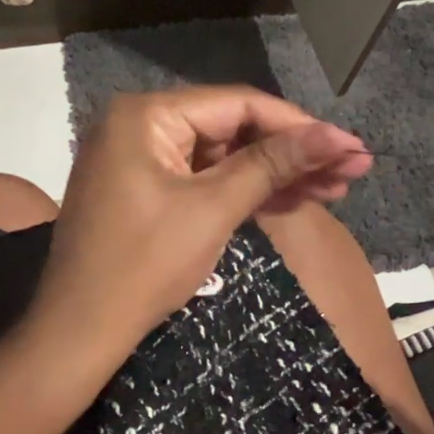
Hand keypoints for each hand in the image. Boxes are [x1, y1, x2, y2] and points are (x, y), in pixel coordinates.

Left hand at [28, 86, 371, 359]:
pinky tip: (291, 201)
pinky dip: (239, 191)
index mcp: (145, 115)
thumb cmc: (144, 265)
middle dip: (292, 152)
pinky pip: (198, 179)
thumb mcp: (214, 210)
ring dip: (273, 174)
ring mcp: (135, 158)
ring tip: (335, 190)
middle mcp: (136, 124)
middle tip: (353, 172)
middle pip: (230, 128)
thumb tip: (338, 135)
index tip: (351, 148)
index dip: (299, 126)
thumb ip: (272, 165)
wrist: (80, 328)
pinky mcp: (140, 189)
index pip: (237, 104)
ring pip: (219, 156)